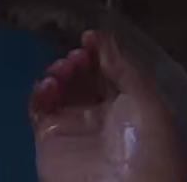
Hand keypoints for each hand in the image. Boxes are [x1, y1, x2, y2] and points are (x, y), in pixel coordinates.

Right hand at [31, 31, 185, 181]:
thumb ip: (123, 67)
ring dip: (59, 69)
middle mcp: (99, 116)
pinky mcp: (49, 140)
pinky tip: (49, 86)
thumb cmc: (147, 149)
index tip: (90, 37)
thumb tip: (101, 37)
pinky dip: (40, 91)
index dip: (98, 50)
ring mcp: (73, 127)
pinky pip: (38, 108)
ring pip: (59, 86)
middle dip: (77, 59)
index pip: (107, 70)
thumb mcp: (148, 103)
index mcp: (128, 107)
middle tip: (78, 58)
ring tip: (63, 71)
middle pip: (81, 75)